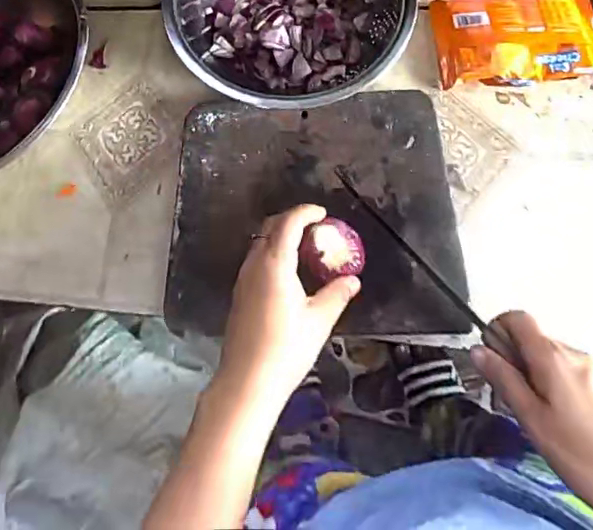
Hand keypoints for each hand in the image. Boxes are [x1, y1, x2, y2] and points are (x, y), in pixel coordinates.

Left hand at [218, 205, 359, 410]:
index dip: (306, 212)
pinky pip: (257, 259)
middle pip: (271, 227)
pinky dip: (273, 253)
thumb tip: (352, 280)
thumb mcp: (319, 321)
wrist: (246, 381)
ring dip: (281, 236)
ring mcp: (243, 278)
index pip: (289, 223)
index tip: (322, 213)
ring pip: (261, 242)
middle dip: (292, 220)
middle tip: (315, 227)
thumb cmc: (285, 348)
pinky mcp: (240, 293)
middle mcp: (255, 263)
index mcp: (274, 262)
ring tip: (305, 249)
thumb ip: (336, 294)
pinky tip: (288, 273)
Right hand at [474, 311, 592, 529]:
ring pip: (561, 361)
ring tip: (548, 421)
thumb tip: (479, 350)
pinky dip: (570, 392)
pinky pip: (583, 378)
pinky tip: (579, 430)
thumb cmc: (590, 462)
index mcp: (553, 357)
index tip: (493, 359)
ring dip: (545, 378)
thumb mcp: (535, 424)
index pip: (516, 317)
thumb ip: (506, 382)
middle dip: (520, 360)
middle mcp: (579, 355)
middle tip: (517, 400)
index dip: (498, 330)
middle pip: (538, 340)